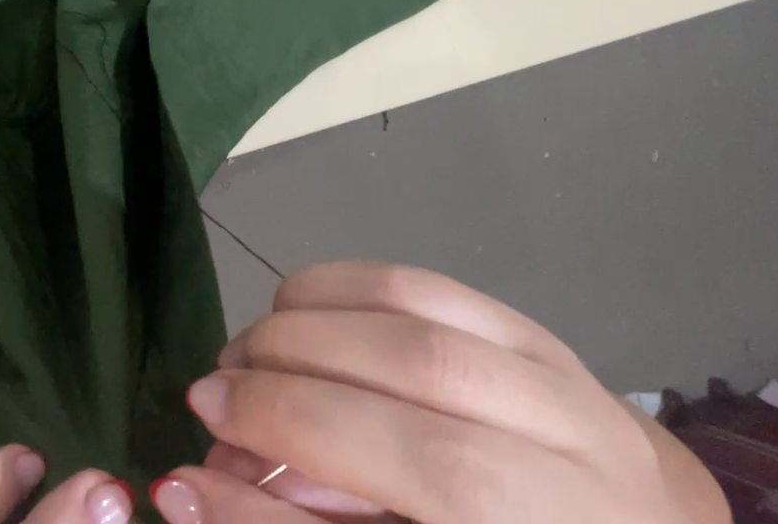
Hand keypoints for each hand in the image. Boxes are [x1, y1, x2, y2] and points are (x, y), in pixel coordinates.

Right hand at [149, 261, 731, 523]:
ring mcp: (577, 400)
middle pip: (422, 404)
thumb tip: (181, 487)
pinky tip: (292, 312)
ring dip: (305, 331)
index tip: (199, 441)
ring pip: (422, 330)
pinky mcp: (539, 338)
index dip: (289, 458)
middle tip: (215, 393)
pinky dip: (337, 287)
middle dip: (288, 388)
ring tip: (250, 355)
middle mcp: (596, 489)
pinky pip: (424, 287)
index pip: (429, 490)